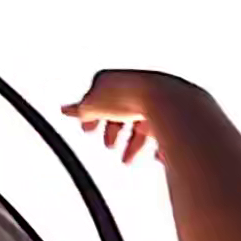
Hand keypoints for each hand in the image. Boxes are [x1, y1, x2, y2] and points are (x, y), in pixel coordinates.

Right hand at [61, 69, 209, 163]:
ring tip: (128, 161)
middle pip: (119, 113)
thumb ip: (79, 111)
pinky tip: (151, 158)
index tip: (88, 131)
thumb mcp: (94, 106)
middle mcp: (134, 86)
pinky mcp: (176, 113)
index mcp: (112, 80)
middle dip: (113, 132)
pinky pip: (163, 132)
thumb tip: (63, 110)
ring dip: (132, 144)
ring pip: (141, 124)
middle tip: (109, 147)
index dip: (91, 116)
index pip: (96, 98)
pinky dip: (155, 146)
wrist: (168, 101)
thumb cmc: (128, 97)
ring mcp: (156, 99)